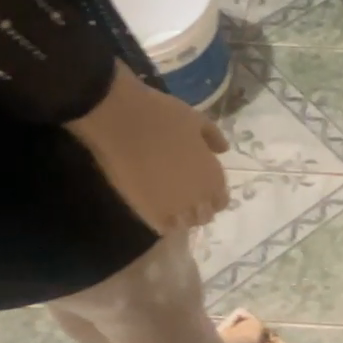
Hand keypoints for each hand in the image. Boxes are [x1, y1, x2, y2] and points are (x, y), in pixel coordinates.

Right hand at [64, 60, 229, 233]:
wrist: (120, 121)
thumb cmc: (162, 116)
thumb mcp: (196, 119)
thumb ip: (213, 138)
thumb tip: (223, 150)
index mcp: (213, 177)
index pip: (221, 201)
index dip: (214, 196)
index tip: (204, 189)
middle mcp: (198, 198)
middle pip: (204, 216)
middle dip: (199, 208)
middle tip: (186, 196)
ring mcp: (173, 208)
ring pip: (185, 224)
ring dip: (181, 216)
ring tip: (170, 204)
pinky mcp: (148, 212)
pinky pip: (163, 227)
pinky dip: (164, 222)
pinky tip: (157, 209)